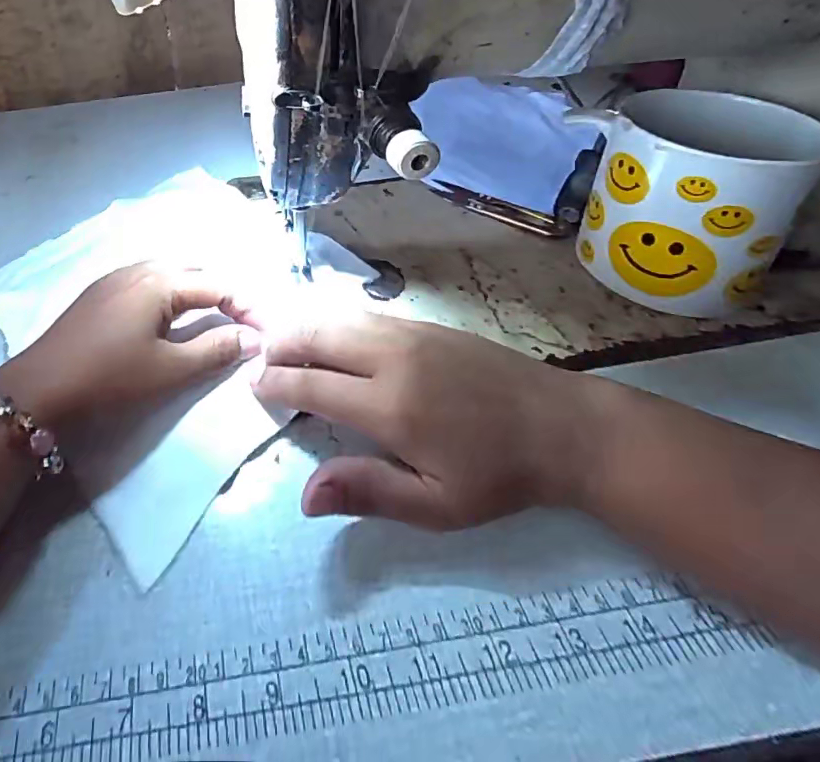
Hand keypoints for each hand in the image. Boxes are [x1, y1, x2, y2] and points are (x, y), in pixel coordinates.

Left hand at [0, 263, 261, 428]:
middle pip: (193, 271)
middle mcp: (138, 269)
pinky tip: (167, 319)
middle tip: (241, 323)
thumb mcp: (169, 369)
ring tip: (211, 320)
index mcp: (159, 281)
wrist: (39, 389)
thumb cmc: (109, 378)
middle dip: (222, 293)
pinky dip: (169, 294)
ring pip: (167, 274)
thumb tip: (254, 338)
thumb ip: (215, 350)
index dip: (247, 307)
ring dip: (194, 292)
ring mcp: (114, 279)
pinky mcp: (98, 293)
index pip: (218, 285)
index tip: (267, 333)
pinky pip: (145, 282)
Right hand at [251, 312, 611, 529]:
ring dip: (301, 328)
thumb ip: (369, 492)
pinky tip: (327, 333)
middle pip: (315, 337)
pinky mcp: (425, 324)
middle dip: (278, 346)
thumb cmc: (498, 475)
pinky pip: (362, 314)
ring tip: (282, 343)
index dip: (275, 383)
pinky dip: (332, 320)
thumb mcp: (438, 506)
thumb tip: (305, 497)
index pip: (311, 385)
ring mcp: (409, 334)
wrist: (564, 426)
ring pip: (336, 318)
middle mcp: (392, 359)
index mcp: (390, 407)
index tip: (254, 386)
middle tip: (260, 361)